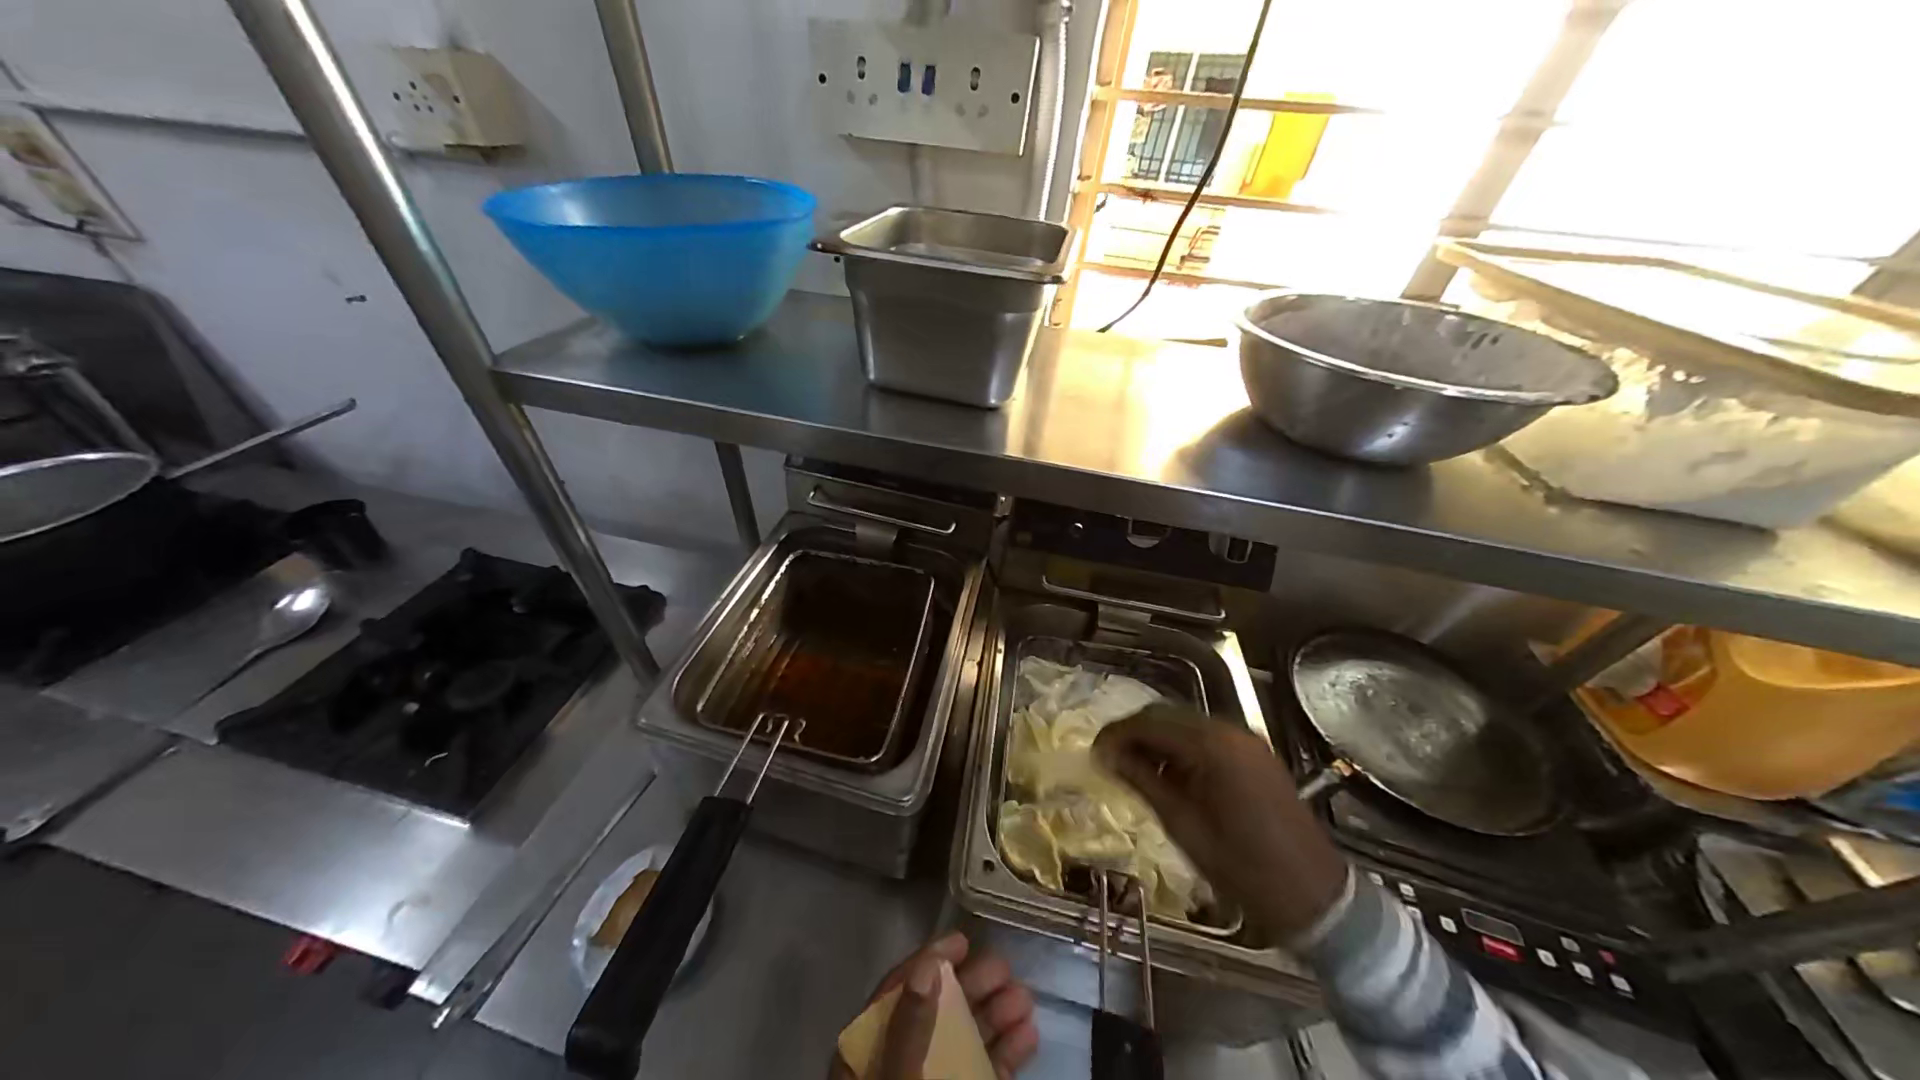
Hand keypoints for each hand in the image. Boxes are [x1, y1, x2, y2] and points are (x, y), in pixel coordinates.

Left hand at [831, 931, 1038, 1079]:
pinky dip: (1008, 1054)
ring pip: (965, 1040)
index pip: (895, 994)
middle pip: (936, 1012)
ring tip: (1025, 999)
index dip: (927, 962)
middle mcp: (900, 1066)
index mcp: (867, 1056)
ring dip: (996, 1015)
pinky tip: (1029, 1035)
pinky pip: (986, 1073)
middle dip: (971, 986)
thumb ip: (908, 1029)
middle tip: (1006, 969)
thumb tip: (928, 966)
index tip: (962, 941)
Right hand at [1093, 704, 1347, 939]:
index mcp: (1211, 746)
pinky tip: (1168, 772)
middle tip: (1109, 757)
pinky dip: (1183, 747)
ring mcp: (1247, 741)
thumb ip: (1143, 781)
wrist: (1314, 896)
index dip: (1117, 734)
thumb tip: (1108, 756)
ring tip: (1133, 766)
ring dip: (1158, 738)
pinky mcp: (1256, 755)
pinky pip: (1209, 737)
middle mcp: (1230, 731)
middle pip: (1168, 715)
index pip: (1150, 723)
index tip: (1094, 751)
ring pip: (1187, 723)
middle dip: (1135, 732)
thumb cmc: (1243, 868)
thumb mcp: (1183, 825)